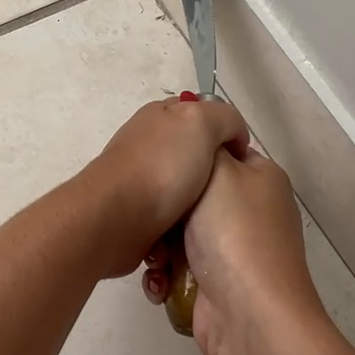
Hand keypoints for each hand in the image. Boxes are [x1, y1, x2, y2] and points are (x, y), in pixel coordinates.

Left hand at [79, 97, 249, 277]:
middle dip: (214, 177)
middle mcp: (148, 144)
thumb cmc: (162, 167)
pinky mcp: (136, 214)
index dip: (226, 132)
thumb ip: (224, 118)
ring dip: (197, 209)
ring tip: (212, 221)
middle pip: (195, 158)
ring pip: (185, 194)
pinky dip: (179, 232)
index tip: (240, 159)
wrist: (114, 218)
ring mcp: (140, 181)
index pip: (202, 114)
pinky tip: (188, 240)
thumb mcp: (201, 123)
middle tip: (230, 194)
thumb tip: (232, 138)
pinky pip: (169, 222)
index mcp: (160, 116)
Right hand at [141, 148, 321, 354]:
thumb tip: (204, 140)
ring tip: (154, 260)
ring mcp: (235, 250)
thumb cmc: (233, 232)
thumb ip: (206, 145)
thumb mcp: (218, 170)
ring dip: (160, 248)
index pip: (218, 152)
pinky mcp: (217, 284)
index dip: (186, 155)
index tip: (155, 165)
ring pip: (180, 233)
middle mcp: (251, 211)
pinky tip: (160, 284)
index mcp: (261, 178)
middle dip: (164, 211)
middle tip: (148, 218)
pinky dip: (167, 275)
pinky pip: (181, 267)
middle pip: (192, 195)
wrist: (249, 315)